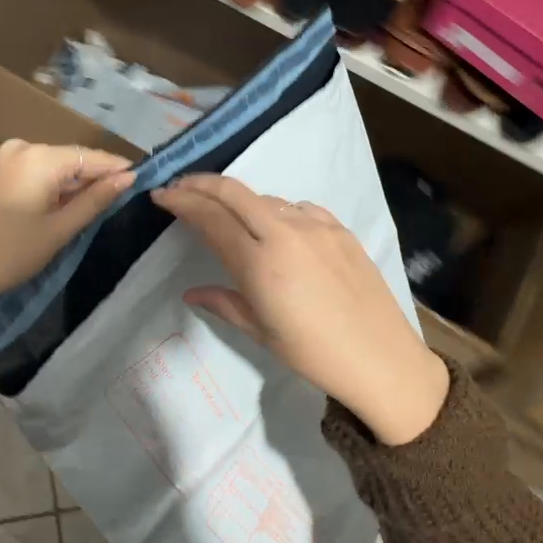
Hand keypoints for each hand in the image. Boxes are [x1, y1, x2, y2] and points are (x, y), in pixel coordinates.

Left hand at [0, 141, 135, 326]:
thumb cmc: (13, 253)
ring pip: (47, 164)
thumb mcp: (60, 229)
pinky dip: (45, 183)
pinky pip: (28, 170)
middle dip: (91, 176)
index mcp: (38, 157)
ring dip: (68, 182)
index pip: (88, 156)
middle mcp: (18, 147)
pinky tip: (56, 203)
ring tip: (90, 204)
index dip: (115, 167)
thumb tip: (128, 178)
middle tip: (118, 196)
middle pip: (67, 158)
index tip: (140, 176)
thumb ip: (95, 200)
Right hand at [152, 174, 449, 445]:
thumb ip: (223, 302)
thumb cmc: (313, 354)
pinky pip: (298, 207)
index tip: (160, 195)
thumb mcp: (260, 332)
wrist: (382, 359)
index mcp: (259, 263)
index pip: (210, 218)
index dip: (181, 202)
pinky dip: (275, 209)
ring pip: (265, 198)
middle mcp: (285, 233)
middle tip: (179, 187)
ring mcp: (315, 227)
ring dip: (238, 199)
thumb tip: (191, 292)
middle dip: (200, 184)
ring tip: (224, 212)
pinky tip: (274, 225)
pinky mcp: (339, 228)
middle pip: (233, 192)